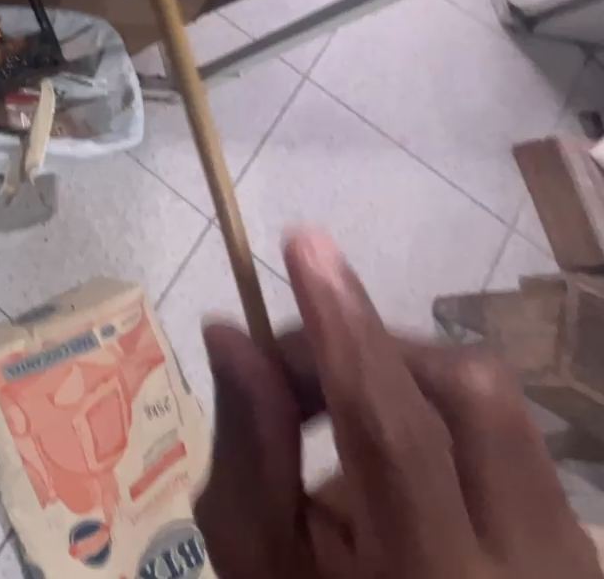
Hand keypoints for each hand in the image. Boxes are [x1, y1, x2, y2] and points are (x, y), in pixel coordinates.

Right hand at [197, 230, 600, 578]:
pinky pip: (505, 433)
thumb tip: (227, 332)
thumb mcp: (249, 540)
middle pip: (470, 393)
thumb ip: (246, 437)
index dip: (345, 330)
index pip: (395, 427)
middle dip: (367, 346)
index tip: (309, 249)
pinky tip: (372, 442)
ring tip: (321, 409)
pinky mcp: (578, 538)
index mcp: (429, 571)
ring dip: (391, 373)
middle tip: (286, 366)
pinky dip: (424, 406)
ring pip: (494, 403)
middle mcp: (530, 562)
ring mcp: (572, 553)